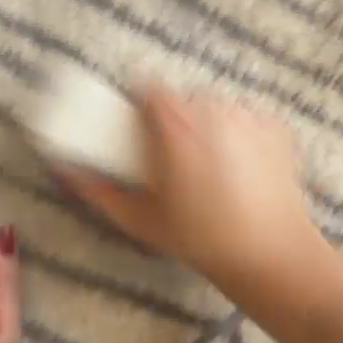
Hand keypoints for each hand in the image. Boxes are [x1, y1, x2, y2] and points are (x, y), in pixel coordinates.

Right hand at [59, 84, 326, 289]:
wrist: (268, 255)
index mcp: (175, 125)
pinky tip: (240, 173)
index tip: (139, 130)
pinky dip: (241, 139)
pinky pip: (248, 121)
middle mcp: (214, 110)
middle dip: (175, 123)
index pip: (146, 86)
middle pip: (182, 98)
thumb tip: (66, 169)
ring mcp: (250, 117)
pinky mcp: (277, 129)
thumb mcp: (139, 220)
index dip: (139, 106)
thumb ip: (96, 190)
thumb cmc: (200, 240)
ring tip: (210, 172)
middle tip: (174, 162)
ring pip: (217, 108)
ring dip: (208, 129)